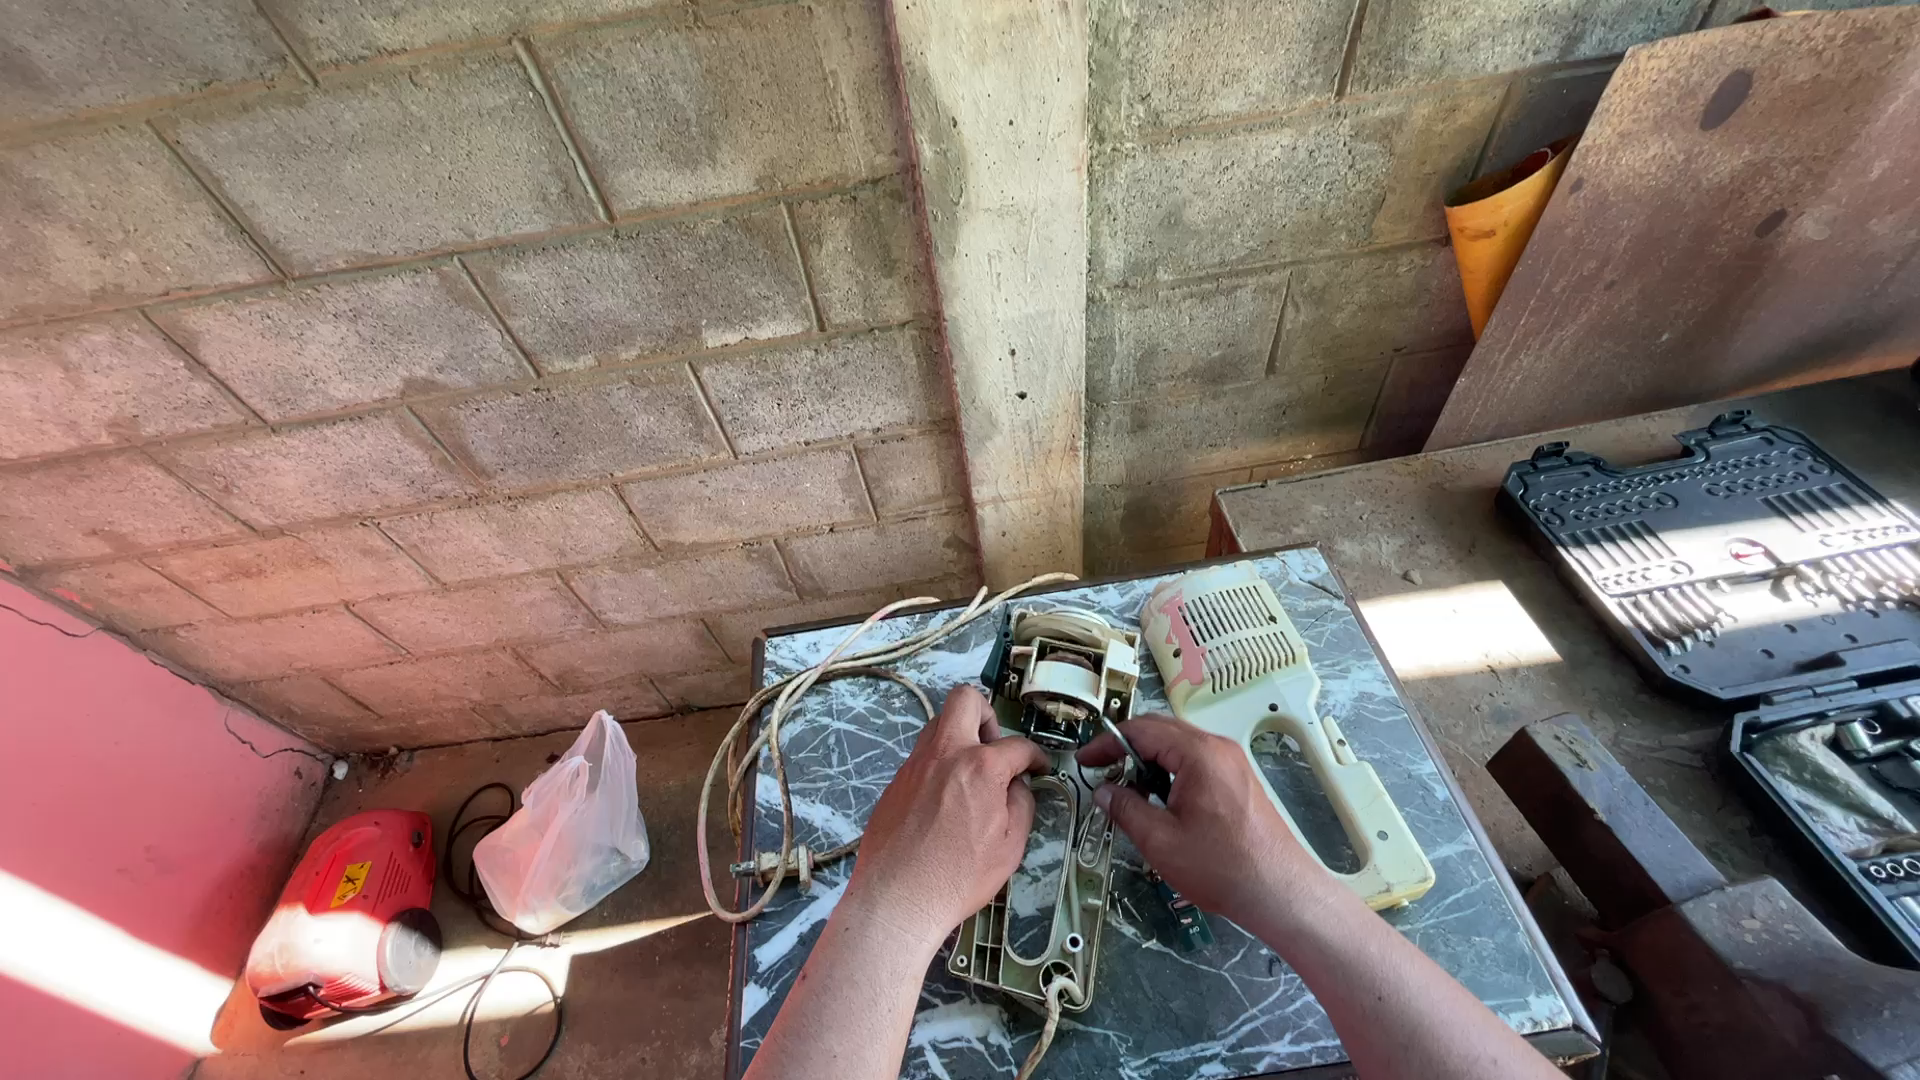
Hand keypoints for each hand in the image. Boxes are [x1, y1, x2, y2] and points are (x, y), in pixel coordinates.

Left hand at [845, 685, 1048, 950]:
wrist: (897, 898)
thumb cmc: (956, 877)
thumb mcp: (1010, 846)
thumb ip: (1022, 805)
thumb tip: (1018, 786)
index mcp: (980, 767)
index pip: (1018, 745)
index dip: (1035, 756)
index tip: (1037, 767)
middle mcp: (945, 753)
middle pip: (966, 699)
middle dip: (987, 714)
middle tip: (994, 748)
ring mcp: (916, 763)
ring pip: (939, 723)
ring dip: (960, 737)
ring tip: (971, 774)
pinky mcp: (897, 780)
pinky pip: (923, 755)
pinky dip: (940, 764)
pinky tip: (946, 799)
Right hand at [1078, 715, 1340, 929]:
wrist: (1283, 894)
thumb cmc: (1221, 867)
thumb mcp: (1161, 841)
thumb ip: (1126, 809)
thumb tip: (1104, 791)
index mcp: (1198, 754)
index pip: (1142, 730)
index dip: (1108, 742)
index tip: (1085, 760)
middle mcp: (1218, 747)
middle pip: (1161, 729)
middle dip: (1127, 745)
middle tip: (1101, 768)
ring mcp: (1233, 761)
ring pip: (1179, 744)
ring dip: (1149, 757)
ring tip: (1128, 786)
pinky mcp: (1240, 778)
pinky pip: (1196, 758)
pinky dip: (1171, 767)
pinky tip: (1161, 796)